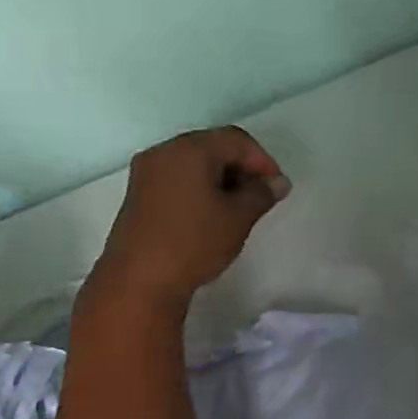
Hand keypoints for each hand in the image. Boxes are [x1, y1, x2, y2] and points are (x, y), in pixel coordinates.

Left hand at [93, 126, 290, 305]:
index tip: (276, 188)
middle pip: (212, 147)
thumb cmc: (194, 243)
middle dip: (241, 169)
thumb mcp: (238, 219)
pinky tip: (210, 215)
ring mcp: (147, 171)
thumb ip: (261, 194)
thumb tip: (278, 182)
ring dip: (221, 179)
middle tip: (259, 198)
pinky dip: (199, 188)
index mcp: (190, 149)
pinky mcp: (139, 193)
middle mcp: (164, 151)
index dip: (262, 161)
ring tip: (237, 210)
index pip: (236, 140)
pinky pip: (177, 178)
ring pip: (193, 164)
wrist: (140, 278)